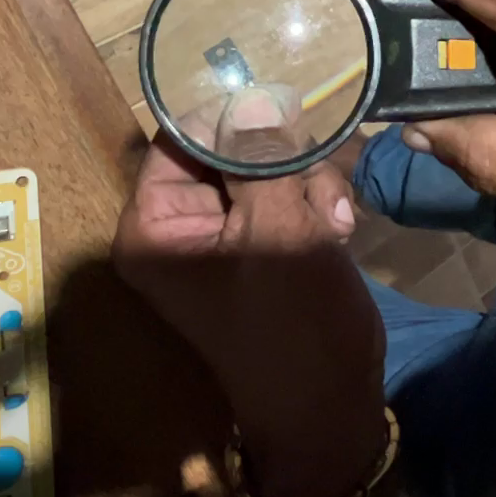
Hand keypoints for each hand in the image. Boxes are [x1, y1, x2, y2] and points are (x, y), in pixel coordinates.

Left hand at [113, 88, 387, 496]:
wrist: (335, 400)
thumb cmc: (294, 324)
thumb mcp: (278, 232)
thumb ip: (262, 158)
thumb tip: (251, 96)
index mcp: (155, 226)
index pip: (179, 140)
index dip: (230, 121)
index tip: (284, 112)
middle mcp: (181, 225)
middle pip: (227, 148)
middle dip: (282, 161)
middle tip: (319, 185)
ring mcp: (224, 233)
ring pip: (265, 165)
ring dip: (308, 182)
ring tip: (336, 220)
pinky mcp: (262, 240)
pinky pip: (285, 191)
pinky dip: (315, 201)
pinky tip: (340, 227)